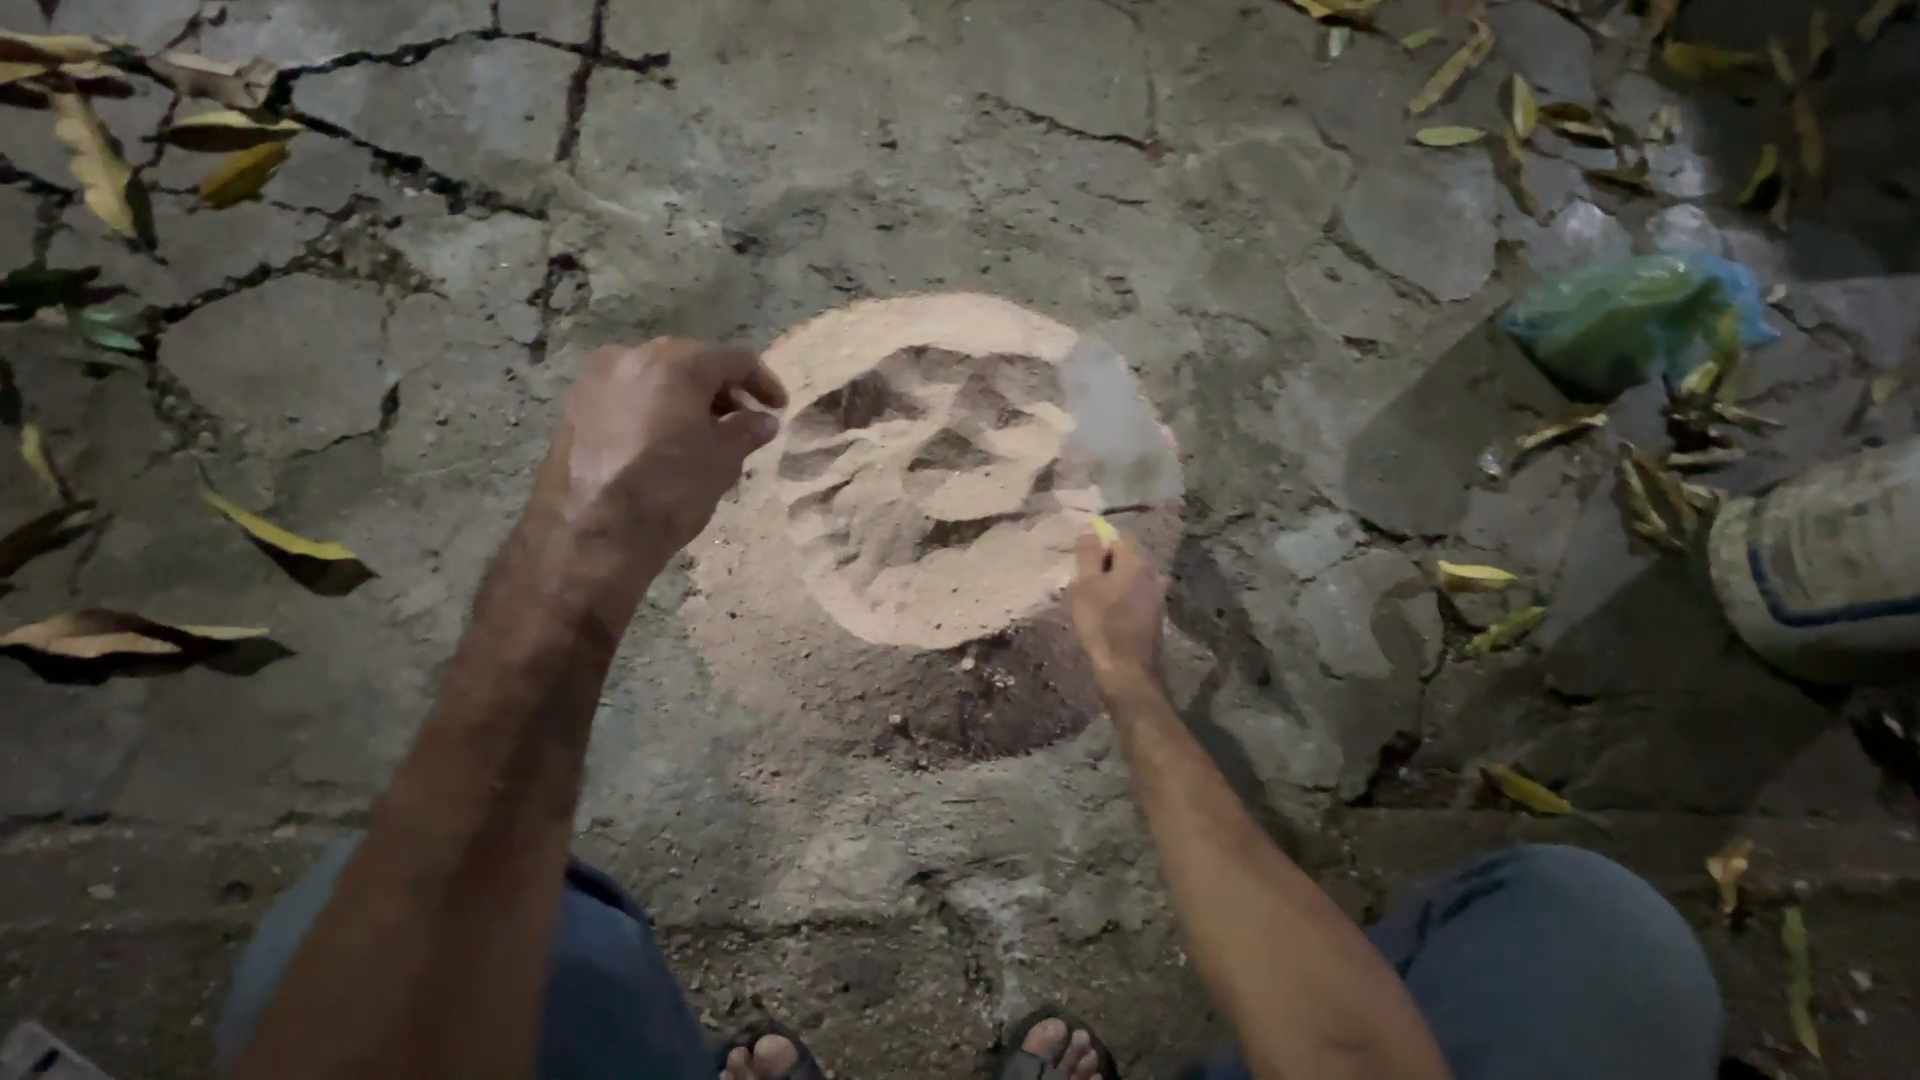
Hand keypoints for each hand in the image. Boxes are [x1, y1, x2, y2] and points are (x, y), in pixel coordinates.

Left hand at [534, 338, 787, 559]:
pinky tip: (665, 441)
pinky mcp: (574, 406)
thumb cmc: (670, 490)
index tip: (778, 408)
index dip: (762, 382)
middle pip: (691, 362)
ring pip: (656, 377)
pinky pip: (628, 396)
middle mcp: (632, 357)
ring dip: (686, 398)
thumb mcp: (722, 461)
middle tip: (743, 421)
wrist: (592, 532)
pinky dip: (653, 409)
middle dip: (722, 389)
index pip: (734, 359)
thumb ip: (746, 431)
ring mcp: (597, 379)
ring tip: (705, 434)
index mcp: (676, 363)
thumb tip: (763, 421)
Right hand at [1067, 528, 1166, 689]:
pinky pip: (1136, 599)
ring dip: (1113, 587)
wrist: (1127, 669)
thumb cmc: (1101, 623)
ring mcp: (1158, 597)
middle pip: (1125, 560)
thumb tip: (1090, 530)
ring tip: (1094, 605)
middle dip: (1105, 569)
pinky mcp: (1156, 617)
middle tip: (1083, 588)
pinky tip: (1109, 619)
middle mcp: (1153, 573)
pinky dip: (1122, 603)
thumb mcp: (1085, 585)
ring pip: (1130, 581)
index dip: (1096, 551)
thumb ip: (1088, 554)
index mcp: (1136, 561)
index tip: (1081, 569)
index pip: (1115, 540)